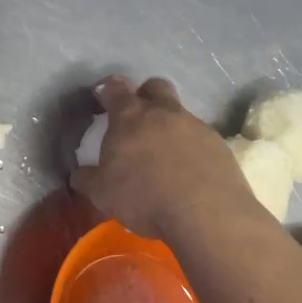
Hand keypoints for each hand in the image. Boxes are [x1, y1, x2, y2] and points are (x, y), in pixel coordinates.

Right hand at [69, 75, 264, 242]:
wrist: (207, 215)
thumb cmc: (144, 196)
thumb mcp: (102, 193)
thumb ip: (88, 178)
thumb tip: (79, 174)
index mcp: (130, 116)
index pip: (115, 88)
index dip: (108, 90)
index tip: (103, 97)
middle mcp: (164, 113)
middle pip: (156, 87)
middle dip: (146, 95)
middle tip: (139, 118)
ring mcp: (196, 127)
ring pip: (181, 115)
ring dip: (171, 127)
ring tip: (165, 157)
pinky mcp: (222, 148)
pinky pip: (202, 140)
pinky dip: (193, 150)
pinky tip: (189, 174)